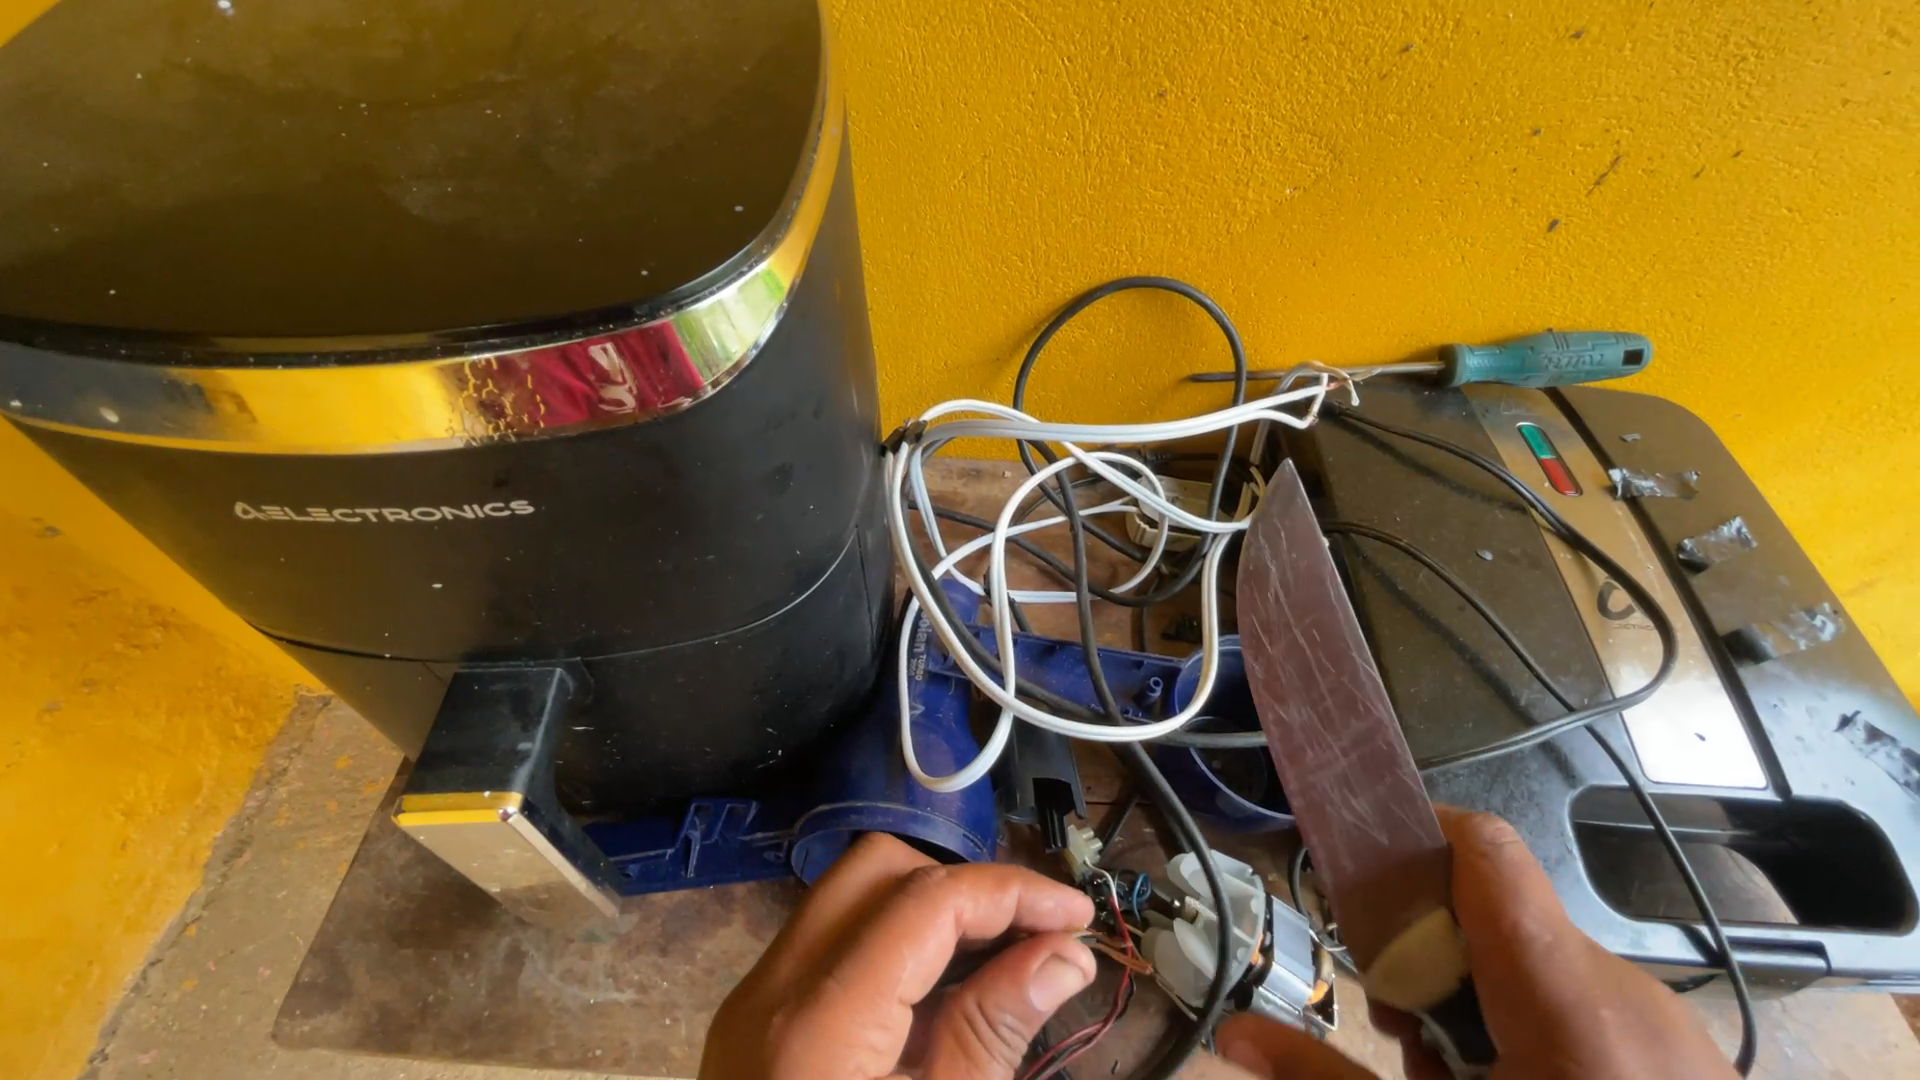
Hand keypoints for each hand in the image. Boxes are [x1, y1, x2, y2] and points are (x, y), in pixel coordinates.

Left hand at [700, 832, 1097, 1079]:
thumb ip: (996, 1030)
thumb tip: (1067, 953)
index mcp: (818, 1022)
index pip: (925, 900)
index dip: (1010, 893)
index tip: (1074, 912)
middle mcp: (772, 987)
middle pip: (877, 870)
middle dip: (961, 884)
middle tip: (1027, 931)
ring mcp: (753, 999)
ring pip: (852, 896)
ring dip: (930, 905)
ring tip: (998, 953)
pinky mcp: (755, 1018)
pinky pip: (833, 940)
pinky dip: (895, 939)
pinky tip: (943, 989)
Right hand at [1209, 807, 1738, 1079]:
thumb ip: (1327, 1078)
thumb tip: (1232, 1037)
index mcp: (1566, 1003)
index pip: (1484, 848)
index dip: (1413, 833)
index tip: (1362, 872)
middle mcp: (1625, 992)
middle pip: (1491, 908)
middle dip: (1425, 948)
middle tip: (1401, 1025)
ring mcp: (1669, 1026)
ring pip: (1532, 954)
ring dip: (1472, 990)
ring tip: (1457, 1074)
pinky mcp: (1687, 1056)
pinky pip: (1582, 995)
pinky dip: (1527, 1020)